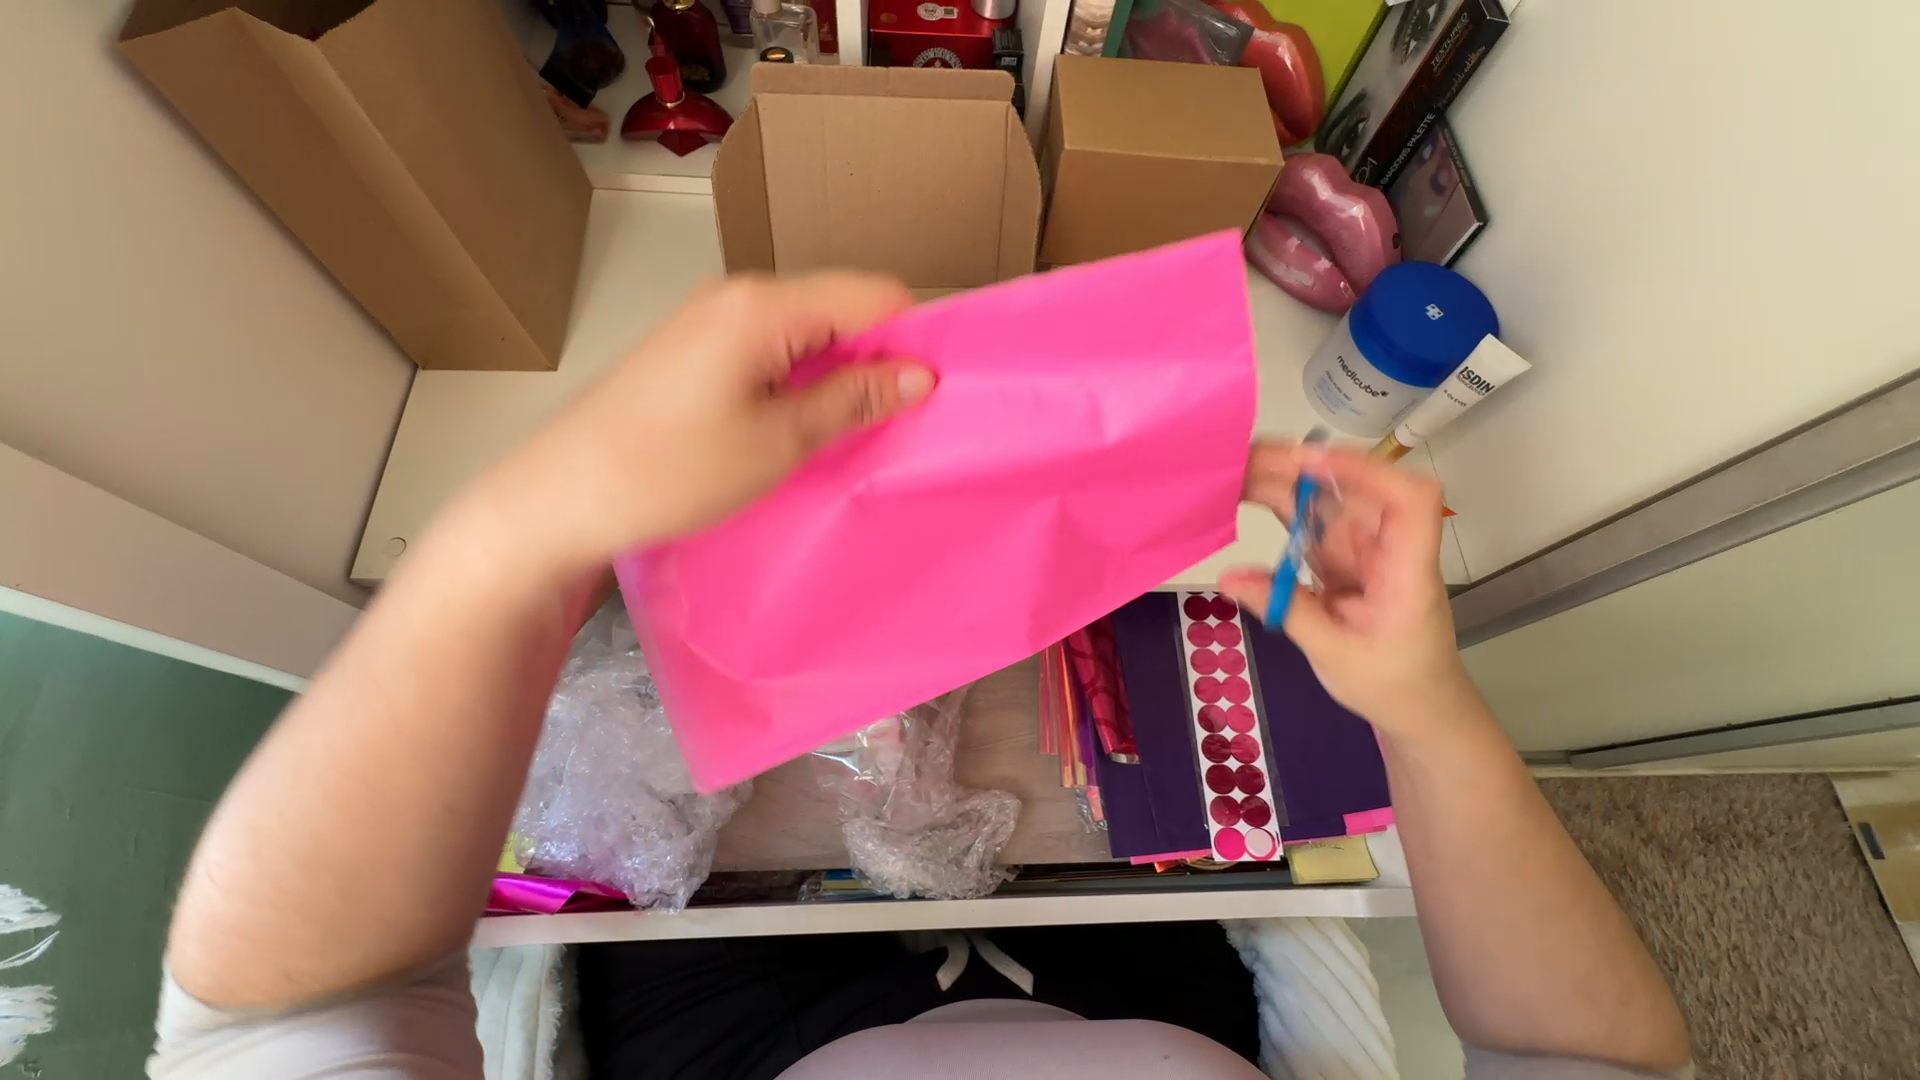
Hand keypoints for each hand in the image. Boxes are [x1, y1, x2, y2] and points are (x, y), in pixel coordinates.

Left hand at [470, 273, 932, 577]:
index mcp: (763, 305)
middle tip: (893, 423)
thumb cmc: (671, 471)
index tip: (932, 393)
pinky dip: (799, 381)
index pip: (873, 294)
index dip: (913, 337)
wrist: (559, 499)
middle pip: (840, 309)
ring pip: (807, 333)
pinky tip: (798, 426)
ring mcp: (711, 319)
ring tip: (847, 432)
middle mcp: (737, 295)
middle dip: (876, 359)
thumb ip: (853, 399)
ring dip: (838, 375)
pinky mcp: (694, 349)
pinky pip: (771, 350)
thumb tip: (922, 374)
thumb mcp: (778, 441)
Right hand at [1217, 440, 1471, 734]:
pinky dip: (1276, 507)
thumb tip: (1229, 578)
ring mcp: (1360, 550)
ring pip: (1322, 501)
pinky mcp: (1337, 559)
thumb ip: (1286, 610)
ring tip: (1231, 471)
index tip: (1312, 462)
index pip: (1407, 501)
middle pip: (1350, 490)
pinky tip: (1243, 494)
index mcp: (1406, 567)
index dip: (1365, 471)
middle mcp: (1385, 546)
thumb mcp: (1337, 654)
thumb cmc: (1394, 683)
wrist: (1416, 705)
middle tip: (1240, 461)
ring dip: (1279, 481)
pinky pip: (1306, 524)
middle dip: (1298, 469)